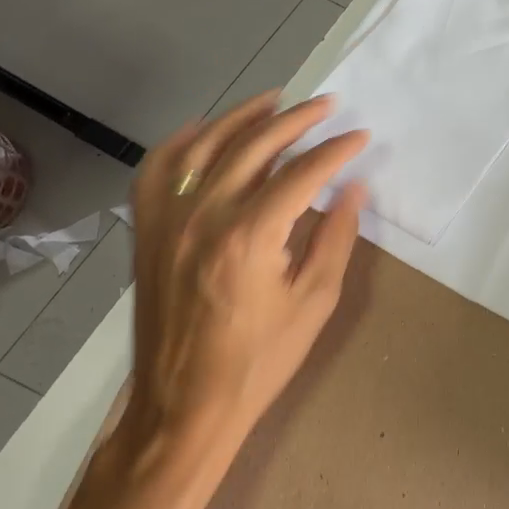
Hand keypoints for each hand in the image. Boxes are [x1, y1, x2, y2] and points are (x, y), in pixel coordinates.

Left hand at [128, 91, 369, 445]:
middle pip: (254, 147)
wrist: (182, 408)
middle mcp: (202, 217)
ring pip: (203, 147)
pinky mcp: (147, 234)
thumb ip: (336, 236)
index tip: (361, 137)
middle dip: (297, 120)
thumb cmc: (259, 360)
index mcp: (249, 236)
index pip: (302, 172)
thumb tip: (353, 188)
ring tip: (276, 100)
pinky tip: (206, 130)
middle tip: (329, 105)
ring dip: (243, 117)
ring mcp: (166, 223)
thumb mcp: (315, 300)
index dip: (336, 150)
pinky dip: (181, 142)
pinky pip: (156, 171)